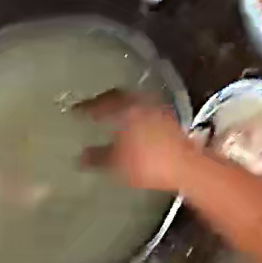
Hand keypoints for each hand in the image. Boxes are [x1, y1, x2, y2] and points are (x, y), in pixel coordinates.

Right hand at [72, 90, 197, 192]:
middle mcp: (143, 103)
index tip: (76, 109)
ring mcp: (158, 110)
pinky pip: (146, 110)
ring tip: (113, 115)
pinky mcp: (170, 120)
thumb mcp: (116, 163)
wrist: (185, 166)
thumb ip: (97, 157)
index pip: (102, 101)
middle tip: (94, 107)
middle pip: (120, 96)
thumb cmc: (147, 162)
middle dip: (106, 101)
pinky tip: (133, 127)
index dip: (87, 106)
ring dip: (123, 106)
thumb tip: (80, 157)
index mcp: (127, 108)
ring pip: (135, 102)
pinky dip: (136, 114)